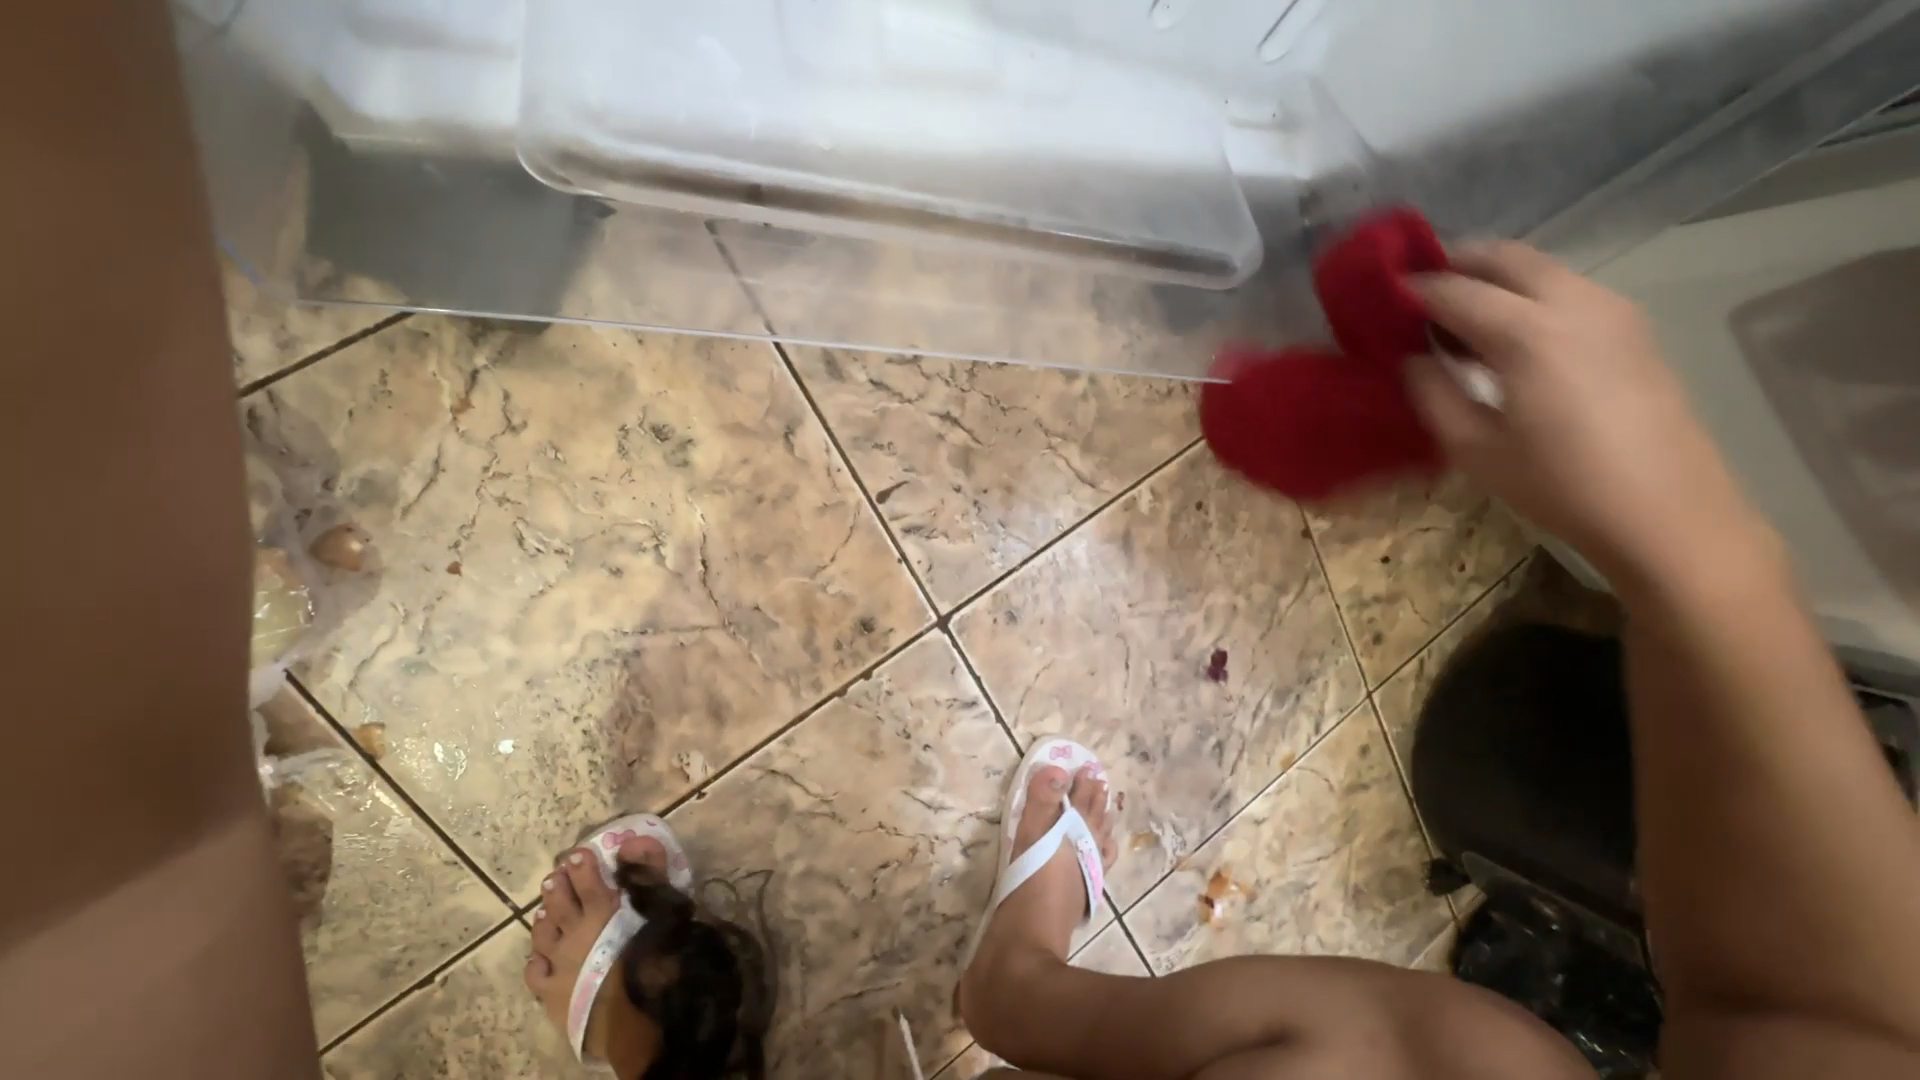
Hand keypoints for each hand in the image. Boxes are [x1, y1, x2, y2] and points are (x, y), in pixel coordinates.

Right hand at [1404, 241, 1773, 591]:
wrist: (1666, 511)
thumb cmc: (1558, 484)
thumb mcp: (1473, 447)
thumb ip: (1432, 392)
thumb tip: (1411, 359)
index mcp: (1528, 332)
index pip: (1454, 290)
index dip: (1411, 290)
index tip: (1377, 299)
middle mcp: (1573, 302)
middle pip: (1503, 257)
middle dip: (1453, 264)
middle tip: (1414, 292)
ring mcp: (1611, 310)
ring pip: (1538, 269)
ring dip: (1491, 280)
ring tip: (1455, 320)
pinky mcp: (1630, 329)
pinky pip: (1564, 290)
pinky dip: (1524, 296)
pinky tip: (1504, 338)